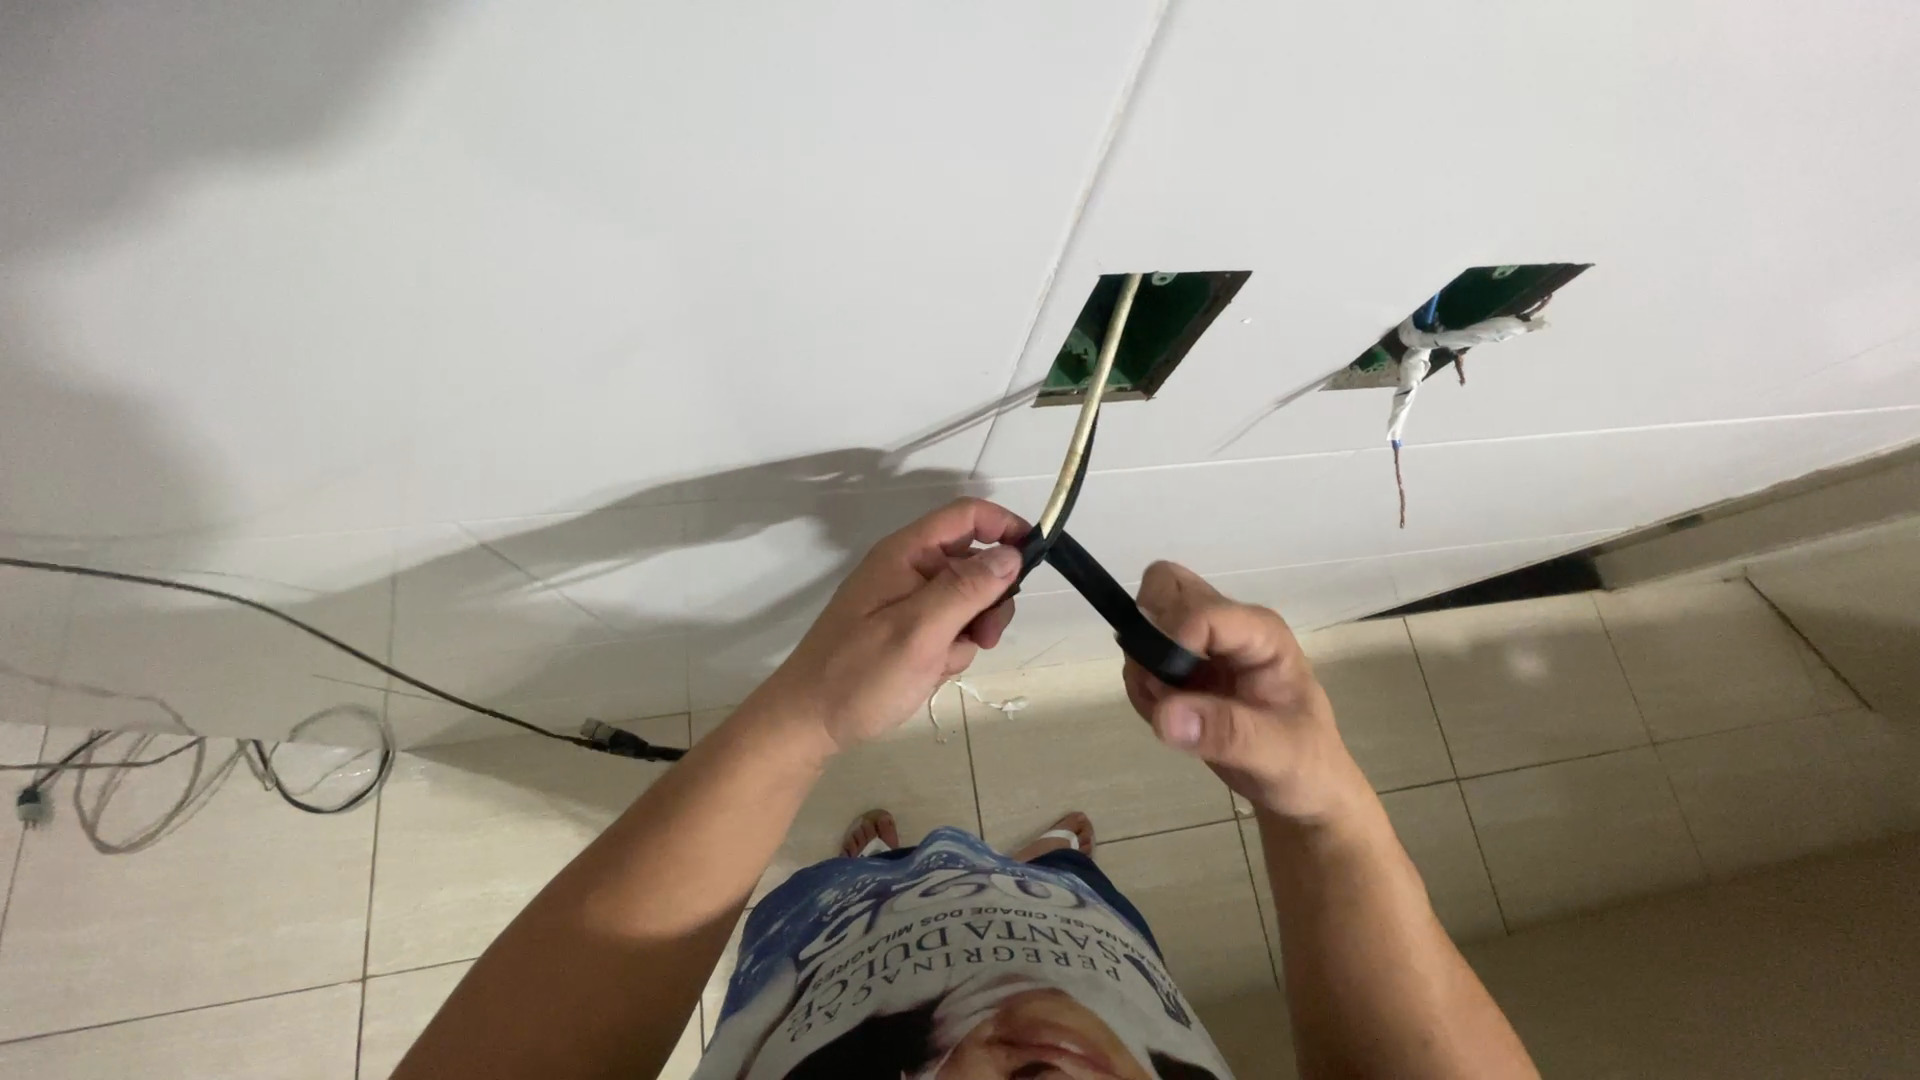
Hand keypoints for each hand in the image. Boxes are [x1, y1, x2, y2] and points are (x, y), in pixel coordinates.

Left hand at [751, 497, 1027, 755]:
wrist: (810, 722)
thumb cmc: (859, 674)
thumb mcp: (920, 631)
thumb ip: (967, 589)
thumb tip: (1012, 554)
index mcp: (906, 554)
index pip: (966, 517)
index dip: (1004, 527)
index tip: (1035, 557)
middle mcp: (910, 570)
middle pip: (974, 561)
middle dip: (990, 597)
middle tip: (985, 635)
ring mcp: (909, 602)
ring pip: (969, 600)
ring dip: (972, 629)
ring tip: (946, 660)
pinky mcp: (910, 631)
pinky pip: (952, 628)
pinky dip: (953, 648)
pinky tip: (933, 670)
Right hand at [1122, 560, 1367, 823]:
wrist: (1302, 785)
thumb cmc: (1304, 763)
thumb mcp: (1278, 754)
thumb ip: (1224, 732)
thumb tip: (1164, 715)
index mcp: (1259, 632)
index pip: (1199, 610)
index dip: (1171, 642)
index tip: (1168, 693)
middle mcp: (1228, 624)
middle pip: (1164, 586)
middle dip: (1149, 637)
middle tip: (1165, 688)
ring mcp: (1202, 640)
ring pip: (1144, 619)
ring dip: (1142, 668)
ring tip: (1175, 714)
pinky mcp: (1181, 662)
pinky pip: (1139, 656)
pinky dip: (1141, 686)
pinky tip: (1172, 717)